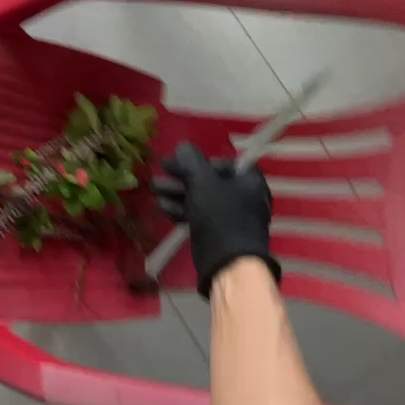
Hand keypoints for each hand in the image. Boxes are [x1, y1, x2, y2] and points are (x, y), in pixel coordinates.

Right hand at [152, 143, 279, 296]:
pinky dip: (180, 209)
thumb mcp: (203, 181)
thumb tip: (183, 146)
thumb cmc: (220, 215)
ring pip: (198, 196)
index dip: (205, 160)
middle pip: (208, 179)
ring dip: (175, 192)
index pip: (229, 163)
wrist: (226, 259)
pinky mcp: (215, 229)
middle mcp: (242, 196)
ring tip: (155, 190)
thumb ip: (191, 161)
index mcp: (249, 182)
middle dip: (181, 176)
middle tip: (161, 173)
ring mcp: (229, 215)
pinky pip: (197, 213)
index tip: (185, 162)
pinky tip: (164, 209)